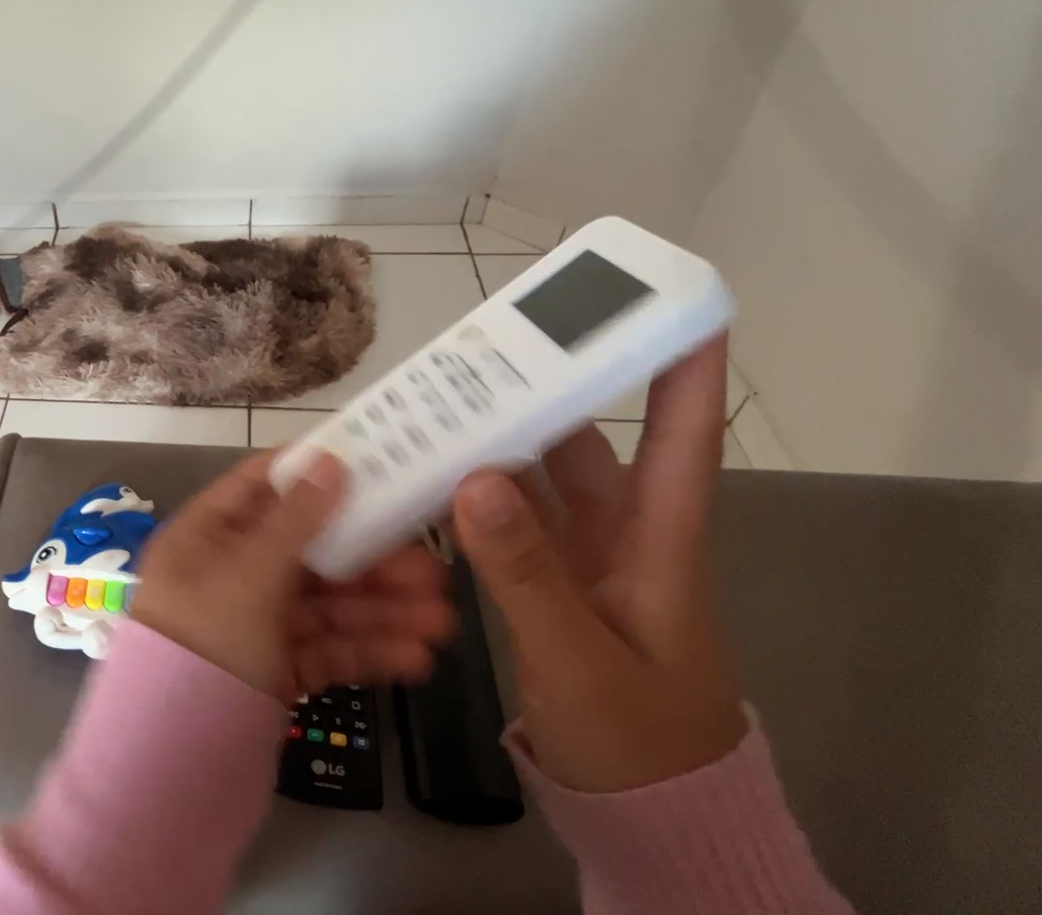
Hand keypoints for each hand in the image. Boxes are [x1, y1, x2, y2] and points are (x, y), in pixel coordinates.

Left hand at [132, 452, 453, 702]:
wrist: (173, 756)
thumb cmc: (204, 642)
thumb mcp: (246, 573)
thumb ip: (294, 521)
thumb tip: (331, 460)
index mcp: (205, 536)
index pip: (261, 487)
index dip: (313, 475)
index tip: (374, 465)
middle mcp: (228, 573)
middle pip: (308, 551)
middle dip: (370, 559)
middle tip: (432, 565)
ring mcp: (253, 623)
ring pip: (325, 604)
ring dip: (382, 609)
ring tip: (443, 619)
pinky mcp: (275, 669)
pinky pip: (327, 649)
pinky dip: (367, 651)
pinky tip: (416, 657)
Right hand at [453, 336, 748, 793]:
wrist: (641, 812)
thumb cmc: (636, 737)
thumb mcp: (580, 658)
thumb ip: (527, 573)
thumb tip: (476, 479)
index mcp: (659, 544)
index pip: (683, 439)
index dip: (685, 370)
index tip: (670, 305)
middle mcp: (621, 539)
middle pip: (591, 446)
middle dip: (551, 392)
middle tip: (492, 345)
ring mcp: (579, 564)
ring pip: (539, 483)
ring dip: (498, 445)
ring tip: (443, 402)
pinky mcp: (545, 589)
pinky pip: (506, 526)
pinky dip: (473, 500)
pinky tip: (432, 480)